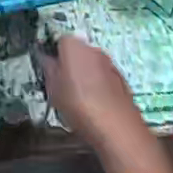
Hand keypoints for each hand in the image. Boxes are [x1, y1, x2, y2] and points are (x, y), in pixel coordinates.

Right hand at [40, 35, 149, 155]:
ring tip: (79, 96)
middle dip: (70, 63)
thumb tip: (47, 59)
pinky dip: (100, 86)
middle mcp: (95, 50)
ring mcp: (112, 67)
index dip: (53, 53)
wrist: (119, 132)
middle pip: (78, 51)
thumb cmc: (78, 104)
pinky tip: (95, 105)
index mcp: (74, 45)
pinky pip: (105, 78)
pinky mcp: (125, 84)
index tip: (49, 68)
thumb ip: (48, 68)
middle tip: (62, 82)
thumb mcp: (52, 86)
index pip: (59, 40)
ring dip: (86, 75)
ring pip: (92, 65)